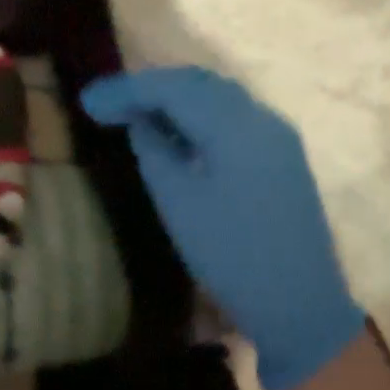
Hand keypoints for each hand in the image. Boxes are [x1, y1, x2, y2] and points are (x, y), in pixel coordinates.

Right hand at [82, 67, 361, 389]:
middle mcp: (258, 115)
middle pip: (195, 82)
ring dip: (173, 98)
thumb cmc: (232, 256)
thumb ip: (153, 150)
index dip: (125, 89)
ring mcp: (275, 133)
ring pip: (215, 95)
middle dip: (148, 88)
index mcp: (233, 124)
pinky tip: (174, 133)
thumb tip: (139, 121)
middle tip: (106, 104)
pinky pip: (232, 115)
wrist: (302, 307)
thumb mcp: (178, 202)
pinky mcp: (280, 153)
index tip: (87, 101)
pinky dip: (197, 114)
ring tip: (133, 114)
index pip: (170, 86)